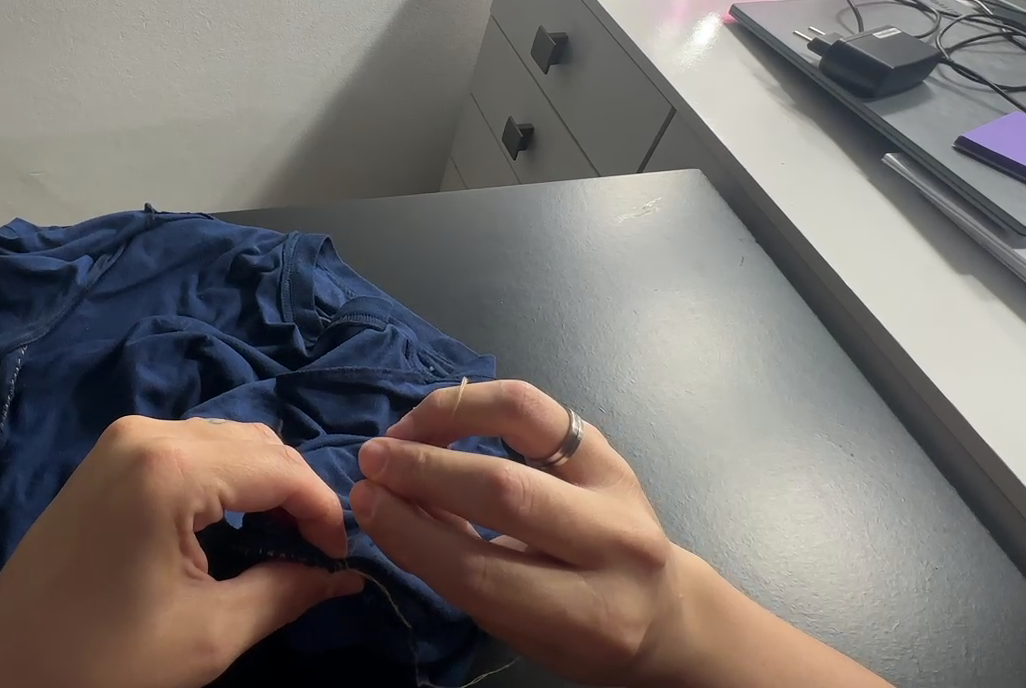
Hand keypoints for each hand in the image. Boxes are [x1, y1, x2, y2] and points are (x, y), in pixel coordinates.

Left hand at [0, 415, 363, 687]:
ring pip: (222, 439)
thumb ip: (284, 592)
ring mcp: (124, 436)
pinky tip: (232, 521)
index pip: (276, 467)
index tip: (343, 557)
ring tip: (282, 538)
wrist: (0, 671)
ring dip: (260, 481)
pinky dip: (222, 476)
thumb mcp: (207, 634)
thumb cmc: (103, 661)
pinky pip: (188, 447)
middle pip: (253, 442)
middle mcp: (149, 431)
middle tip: (316, 550)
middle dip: (294, 491)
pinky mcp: (110, 453)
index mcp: (171, 466)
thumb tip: (344, 577)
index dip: (321, 507)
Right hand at [352, 380, 886, 687]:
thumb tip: (380, 503)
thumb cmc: (575, 626)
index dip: (410, 532)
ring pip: (520, 420)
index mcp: (589, 616)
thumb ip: (452, 566)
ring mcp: (616, 482)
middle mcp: (614, 546)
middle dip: (423, 468)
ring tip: (402, 430)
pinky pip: (530, 400)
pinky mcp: (604, 442)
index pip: (480, 570)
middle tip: (371, 458)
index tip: (363, 502)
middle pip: (503, 490)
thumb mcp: (516, 624)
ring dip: (444, 417)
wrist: (662, 608)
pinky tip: (440, 416)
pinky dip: (474, 400)